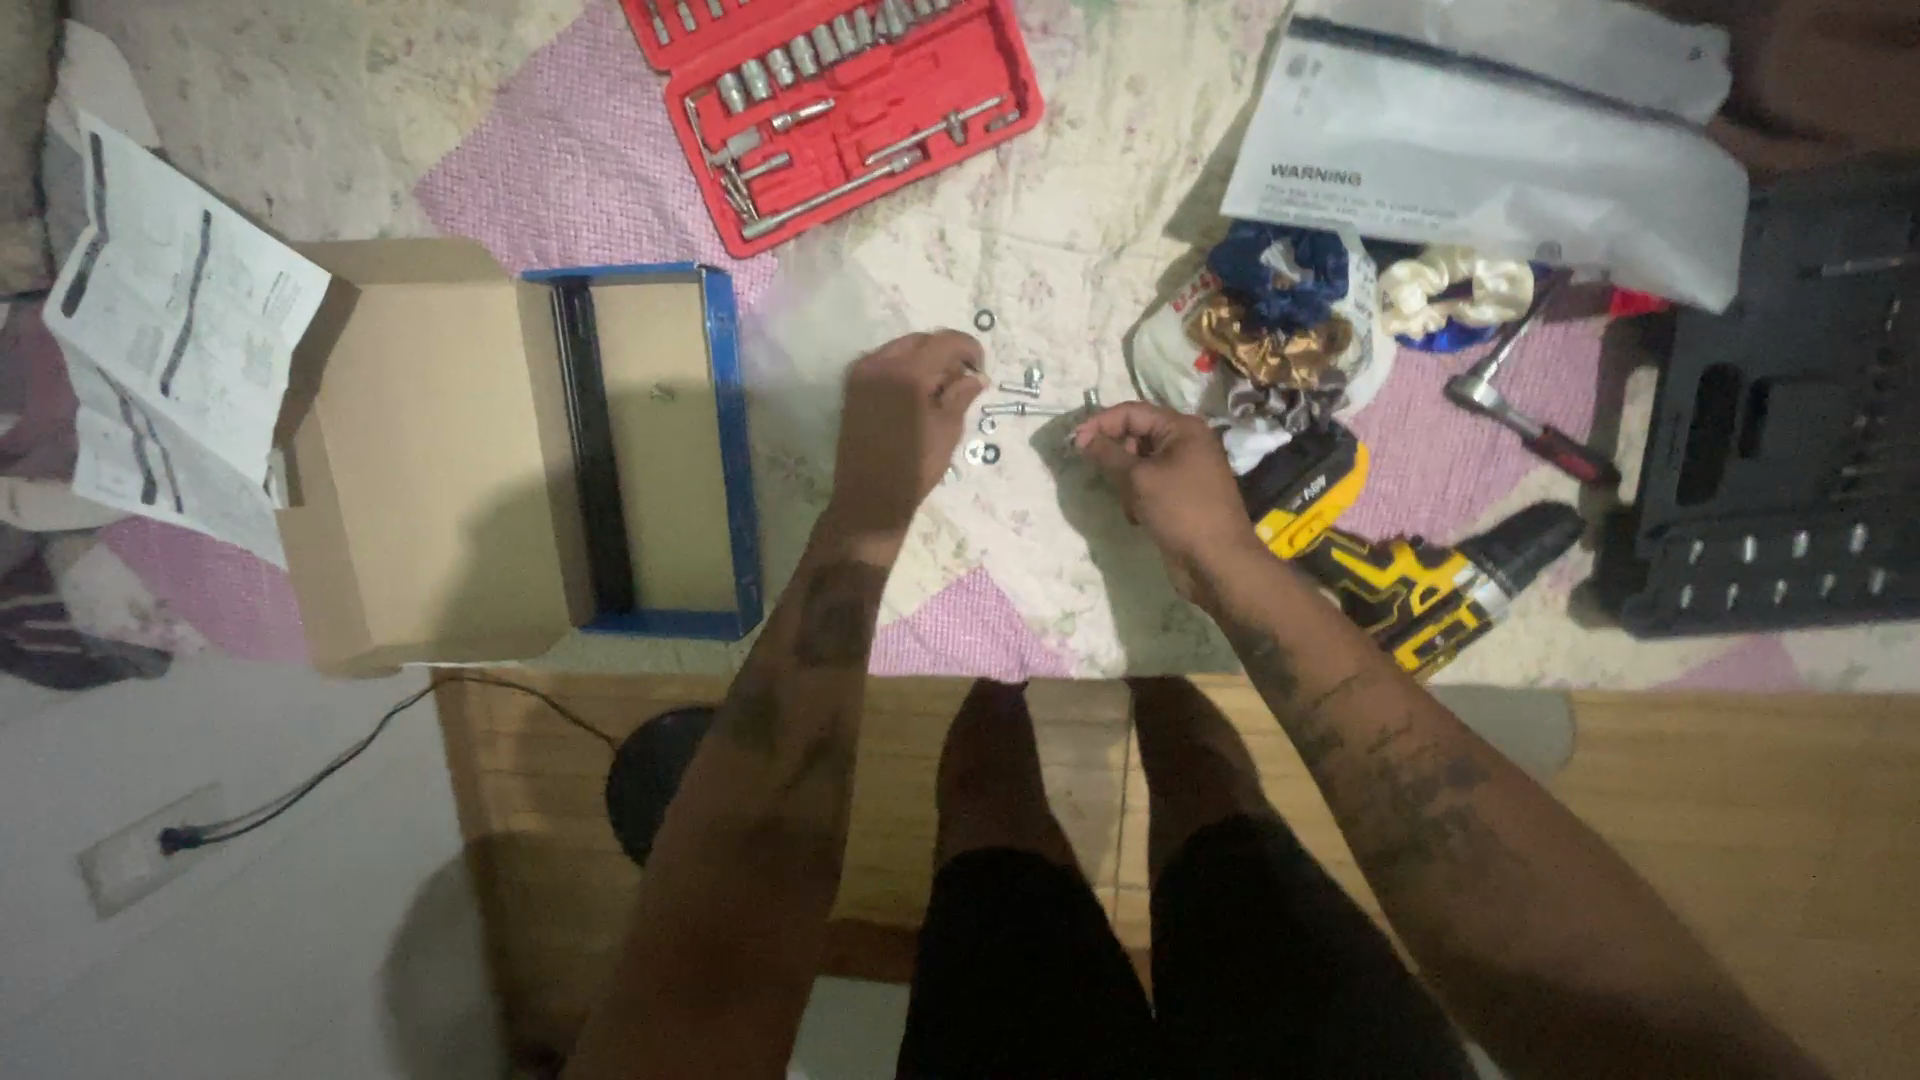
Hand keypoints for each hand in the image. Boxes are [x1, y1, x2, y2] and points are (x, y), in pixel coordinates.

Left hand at [825, 330, 985, 537]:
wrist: (869, 497)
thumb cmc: (914, 467)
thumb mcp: (948, 430)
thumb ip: (962, 395)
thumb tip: (976, 377)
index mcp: (907, 373)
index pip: (945, 341)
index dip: (968, 348)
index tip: (980, 368)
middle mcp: (879, 364)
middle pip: (921, 341)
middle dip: (945, 353)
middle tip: (961, 379)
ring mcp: (861, 374)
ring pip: (900, 350)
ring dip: (924, 360)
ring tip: (939, 390)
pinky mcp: (852, 388)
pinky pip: (883, 364)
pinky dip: (903, 370)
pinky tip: (916, 395)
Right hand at [1074, 402, 1263, 591]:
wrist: (1216, 561)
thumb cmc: (1180, 511)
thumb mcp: (1139, 479)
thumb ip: (1107, 454)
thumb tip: (1081, 437)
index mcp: (1182, 428)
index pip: (1132, 412)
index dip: (1100, 424)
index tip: (1074, 443)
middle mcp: (1186, 443)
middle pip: (1135, 436)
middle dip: (1116, 457)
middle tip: (1101, 477)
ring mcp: (1185, 470)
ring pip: (1138, 464)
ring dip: (1126, 482)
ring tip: (1129, 503)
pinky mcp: (1180, 495)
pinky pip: (1148, 485)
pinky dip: (1137, 498)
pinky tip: (1138, 517)